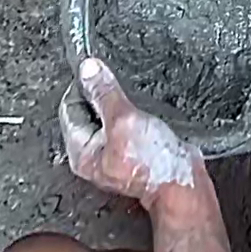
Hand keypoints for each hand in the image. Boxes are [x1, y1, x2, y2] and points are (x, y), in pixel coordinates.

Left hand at [60, 58, 203, 206]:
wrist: (181, 181)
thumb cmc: (150, 162)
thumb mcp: (123, 119)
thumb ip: (104, 93)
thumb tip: (87, 69)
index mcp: (81, 151)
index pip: (70, 108)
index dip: (82, 87)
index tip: (97, 71)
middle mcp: (93, 153)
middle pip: (87, 111)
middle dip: (99, 93)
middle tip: (115, 82)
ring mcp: (112, 151)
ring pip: (106, 115)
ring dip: (116, 102)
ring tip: (130, 97)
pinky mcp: (130, 149)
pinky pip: (123, 122)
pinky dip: (129, 111)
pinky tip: (140, 108)